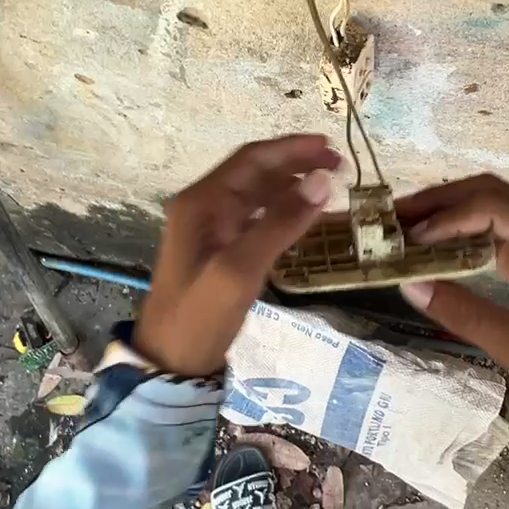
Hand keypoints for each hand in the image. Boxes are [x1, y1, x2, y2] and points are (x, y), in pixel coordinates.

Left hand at [133, 135, 341, 375]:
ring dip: (291, 184)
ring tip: (329, 185)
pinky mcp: (219, 247)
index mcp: (201, 201)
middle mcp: (203, 205)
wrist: (170, 362)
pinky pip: (255, 215)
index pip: (251, 159)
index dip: (291, 149)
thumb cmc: (200, 315)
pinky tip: (305, 214)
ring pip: (256, 192)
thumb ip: (281, 223)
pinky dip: (281, 209)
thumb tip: (323, 181)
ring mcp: (210, 227)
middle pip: (255, 171)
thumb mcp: (241, 269)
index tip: (330, 146)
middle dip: (295, 163)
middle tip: (339, 165)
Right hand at [397, 175, 508, 405]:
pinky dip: (456, 225)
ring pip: (486, 199)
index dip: (449, 217)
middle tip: (393, 218)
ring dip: (444, 208)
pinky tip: (427, 238)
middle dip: (439, 202)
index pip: (495, 207)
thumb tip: (408, 283)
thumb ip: (462, 313)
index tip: (411, 238)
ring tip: (402, 224)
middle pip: (488, 191)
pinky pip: (489, 219)